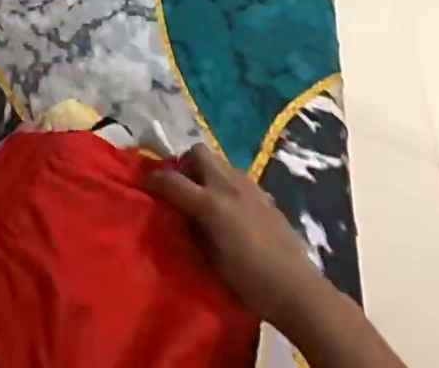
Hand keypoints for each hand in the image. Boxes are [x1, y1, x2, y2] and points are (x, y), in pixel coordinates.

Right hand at [145, 143, 324, 324]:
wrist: (294, 287)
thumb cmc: (248, 280)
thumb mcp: (210, 259)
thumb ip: (194, 228)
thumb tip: (181, 213)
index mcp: (211, 203)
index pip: (174, 181)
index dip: (154, 179)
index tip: (144, 182)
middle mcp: (228, 185)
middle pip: (199, 152)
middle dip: (184, 163)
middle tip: (181, 186)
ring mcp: (248, 185)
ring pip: (219, 160)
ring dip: (205, 171)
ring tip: (203, 196)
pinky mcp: (263, 193)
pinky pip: (235, 175)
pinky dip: (224, 182)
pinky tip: (229, 207)